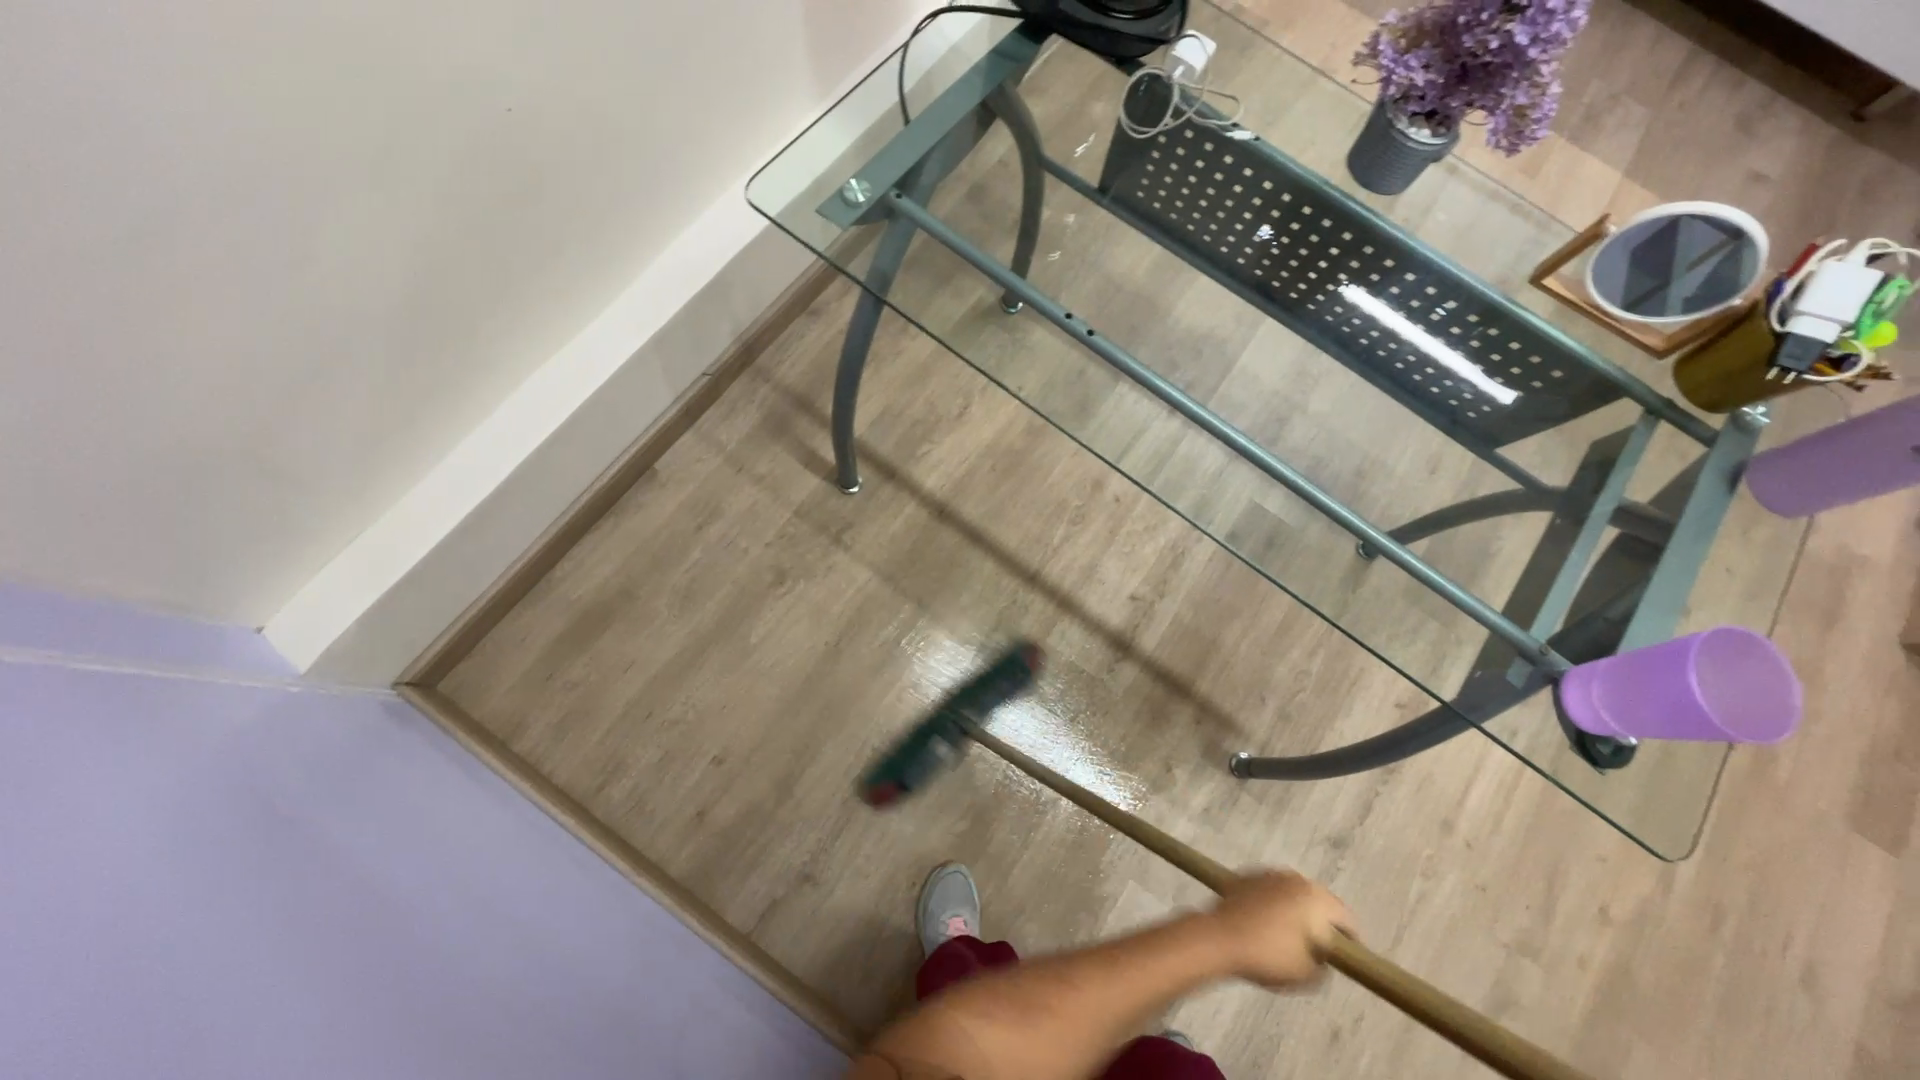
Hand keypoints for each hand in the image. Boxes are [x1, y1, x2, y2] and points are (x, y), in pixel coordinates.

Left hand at [1208, 870, 1355, 988]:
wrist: (1218, 937)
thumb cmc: (1268, 956)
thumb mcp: (1308, 975)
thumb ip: (1325, 966)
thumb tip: (1323, 958)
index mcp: (1317, 899)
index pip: (1346, 919)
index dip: (1349, 941)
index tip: (1346, 958)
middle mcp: (1296, 879)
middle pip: (1319, 902)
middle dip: (1321, 922)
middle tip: (1318, 946)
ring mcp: (1269, 874)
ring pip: (1293, 894)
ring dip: (1296, 910)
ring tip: (1289, 934)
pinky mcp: (1246, 876)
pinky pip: (1269, 892)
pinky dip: (1272, 904)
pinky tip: (1264, 922)